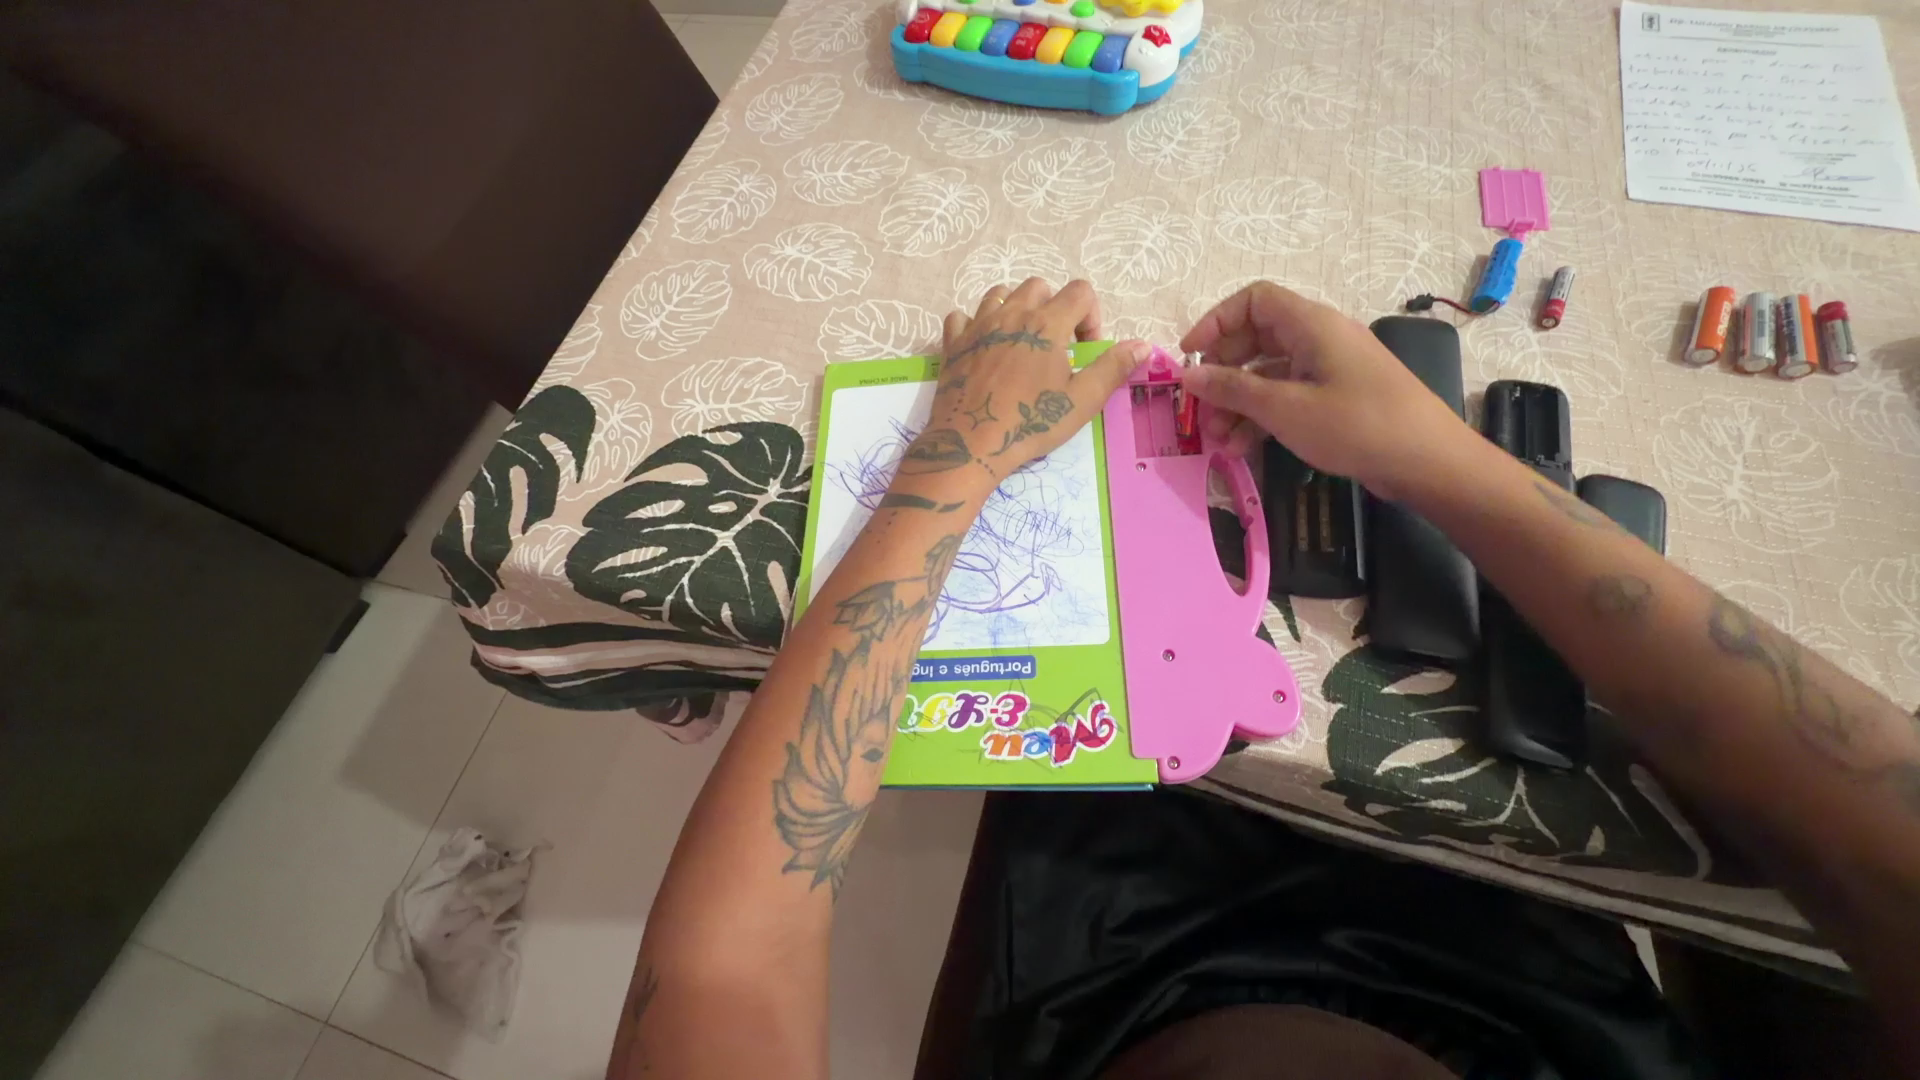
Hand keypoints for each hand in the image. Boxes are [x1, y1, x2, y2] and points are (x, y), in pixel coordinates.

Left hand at [900, 279, 1147, 497]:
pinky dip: (974, 324)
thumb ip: (1113, 368)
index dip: (1090, 316)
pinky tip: (983, 346)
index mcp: (1047, 324)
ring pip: (1000, 294)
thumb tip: (1142, 345)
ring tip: (1021, 341)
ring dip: (1016, 308)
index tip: (1084, 349)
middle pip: (1039, 286)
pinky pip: (962, 316)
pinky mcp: (953, 343)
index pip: (1080, 291)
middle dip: (1053, 307)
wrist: (972, 443)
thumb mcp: (1082, 401)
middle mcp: (1012, 314)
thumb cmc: (1031, 423)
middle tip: (1054, 346)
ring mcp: (978, 326)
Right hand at [1180, 282, 1472, 499]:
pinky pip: (1284, 397)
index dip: (1216, 322)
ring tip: (1218, 440)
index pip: (1253, 300)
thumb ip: (1233, 389)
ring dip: (1236, 404)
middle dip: (1221, 374)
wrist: (1426, 462)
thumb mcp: (1285, 408)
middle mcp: (1317, 339)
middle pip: (1254, 340)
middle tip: (1201, 409)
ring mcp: (1326, 370)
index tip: (1189, 356)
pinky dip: (1260, 418)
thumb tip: (1189, 375)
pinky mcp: (1332, 399)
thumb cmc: (1356, 425)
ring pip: (1266, 375)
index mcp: (1310, 325)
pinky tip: (1241, 448)